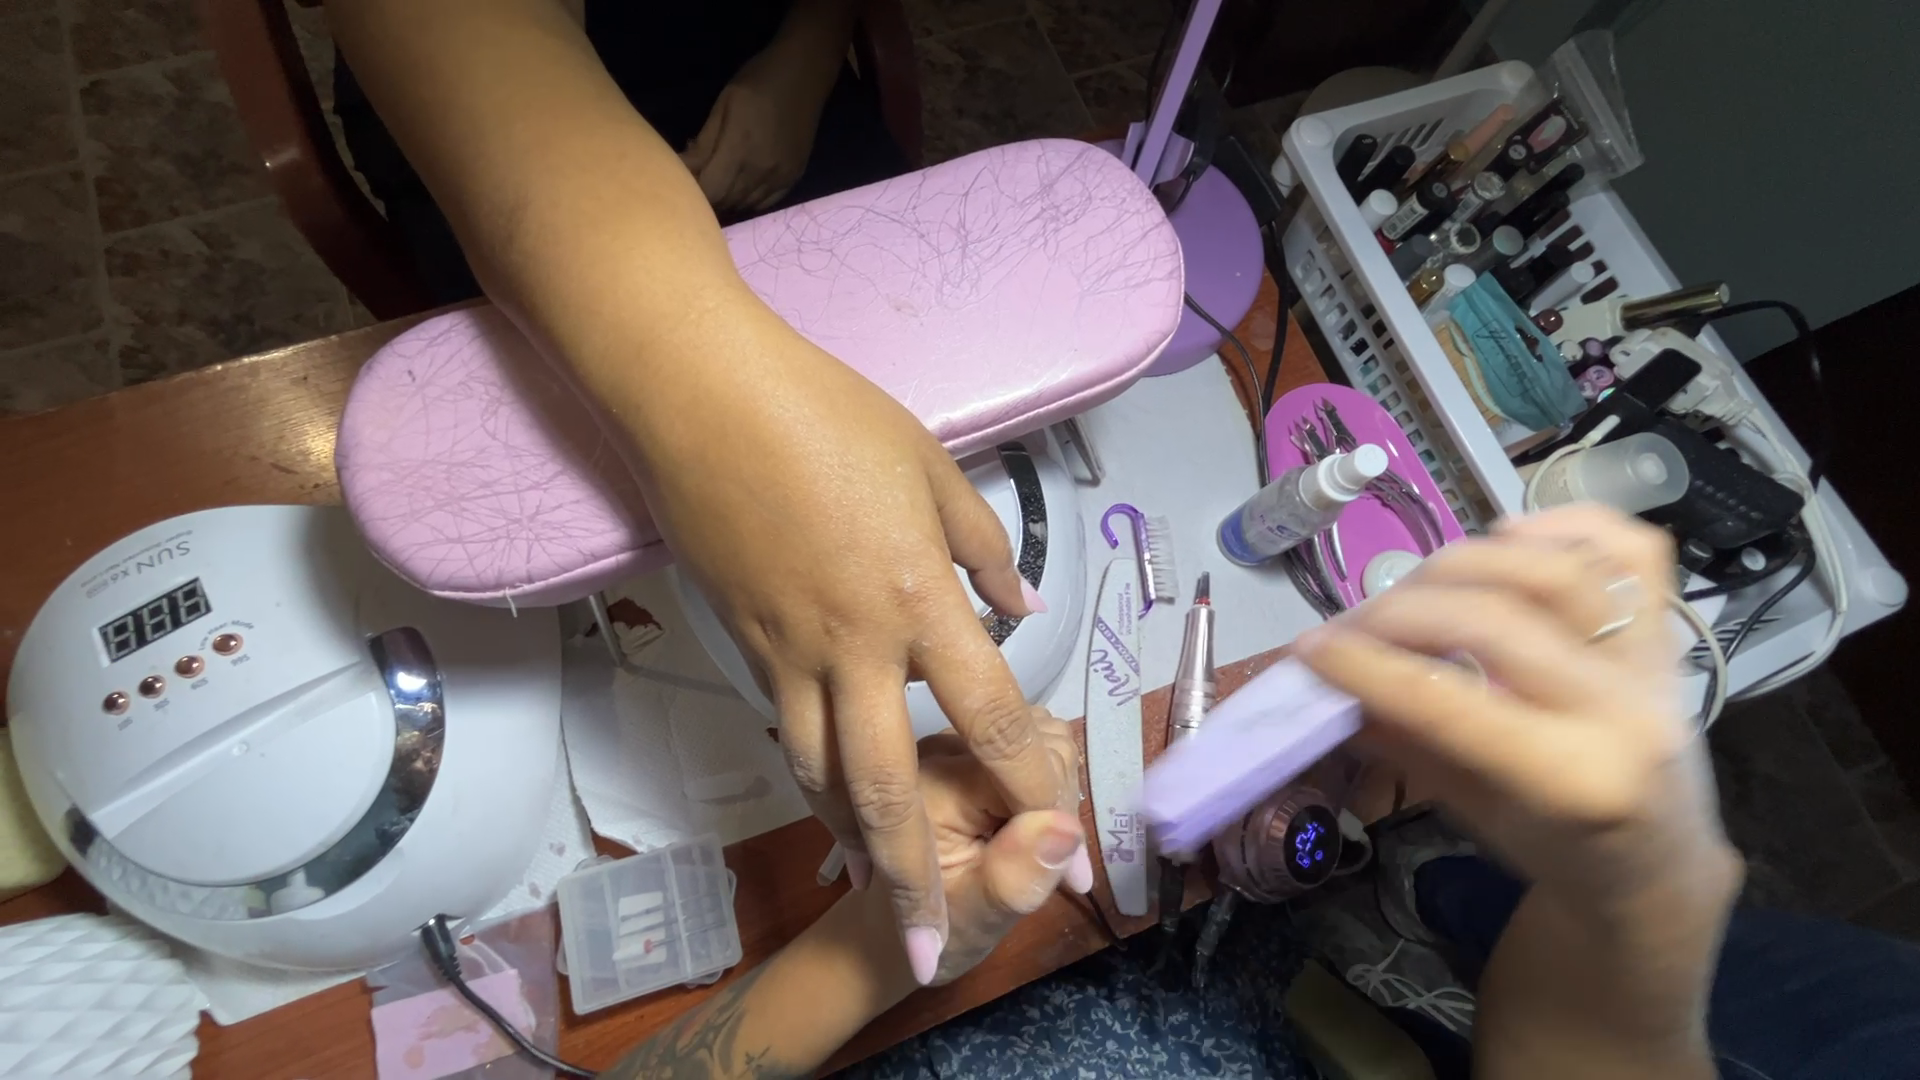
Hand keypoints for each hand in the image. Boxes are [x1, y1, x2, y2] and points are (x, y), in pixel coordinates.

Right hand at [641, 308, 1081, 985]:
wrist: (709, 401)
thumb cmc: (834, 421)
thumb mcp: (932, 471)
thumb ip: (985, 549)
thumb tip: (1025, 603)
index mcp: (918, 598)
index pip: (991, 716)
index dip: (1033, 787)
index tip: (1060, 844)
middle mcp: (856, 647)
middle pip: (886, 788)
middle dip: (914, 881)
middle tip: (929, 950)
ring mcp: (789, 652)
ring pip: (817, 773)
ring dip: (850, 841)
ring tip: (876, 891)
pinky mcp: (744, 641)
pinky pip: (783, 725)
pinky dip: (809, 773)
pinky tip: (826, 790)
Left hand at [681, 39, 827, 214]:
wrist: (804, 78)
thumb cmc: (757, 83)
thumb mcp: (723, 105)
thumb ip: (704, 142)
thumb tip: (683, 168)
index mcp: (739, 148)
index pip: (711, 190)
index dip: (694, 191)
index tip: (684, 181)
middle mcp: (761, 171)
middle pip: (727, 202)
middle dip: (709, 196)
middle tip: (700, 181)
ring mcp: (779, 179)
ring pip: (745, 206)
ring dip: (728, 201)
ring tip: (719, 184)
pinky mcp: (792, 180)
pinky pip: (764, 205)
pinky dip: (748, 201)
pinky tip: (741, 187)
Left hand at [856, 713, 1093, 985]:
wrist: (890, 923)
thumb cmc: (930, 934)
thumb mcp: (976, 923)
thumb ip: (1016, 878)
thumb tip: (1064, 828)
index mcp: (935, 783)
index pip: (1028, 764)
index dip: (1058, 812)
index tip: (1066, 874)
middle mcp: (941, 744)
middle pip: (1040, 741)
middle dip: (1060, 800)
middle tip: (1050, 860)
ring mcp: (953, 738)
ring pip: (1040, 737)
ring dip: (1053, 789)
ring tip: (1035, 842)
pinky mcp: (965, 743)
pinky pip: (1027, 743)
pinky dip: (1041, 780)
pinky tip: (1026, 821)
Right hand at [1293, 505, 1740, 915]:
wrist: (1657, 860)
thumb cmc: (1545, 841)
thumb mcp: (1457, 803)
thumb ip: (1394, 734)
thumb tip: (1320, 680)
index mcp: (1571, 777)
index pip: (1443, 698)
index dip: (1362, 663)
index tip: (1307, 647)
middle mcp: (1624, 710)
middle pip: (1490, 619)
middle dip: (1396, 611)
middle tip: (1349, 625)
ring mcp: (1654, 664)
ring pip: (1554, 570)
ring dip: (1462, 562)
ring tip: (1417, 587)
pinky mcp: (1667, 632)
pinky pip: (1631, 549)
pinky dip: (1563, 525)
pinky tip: (1509, 537)